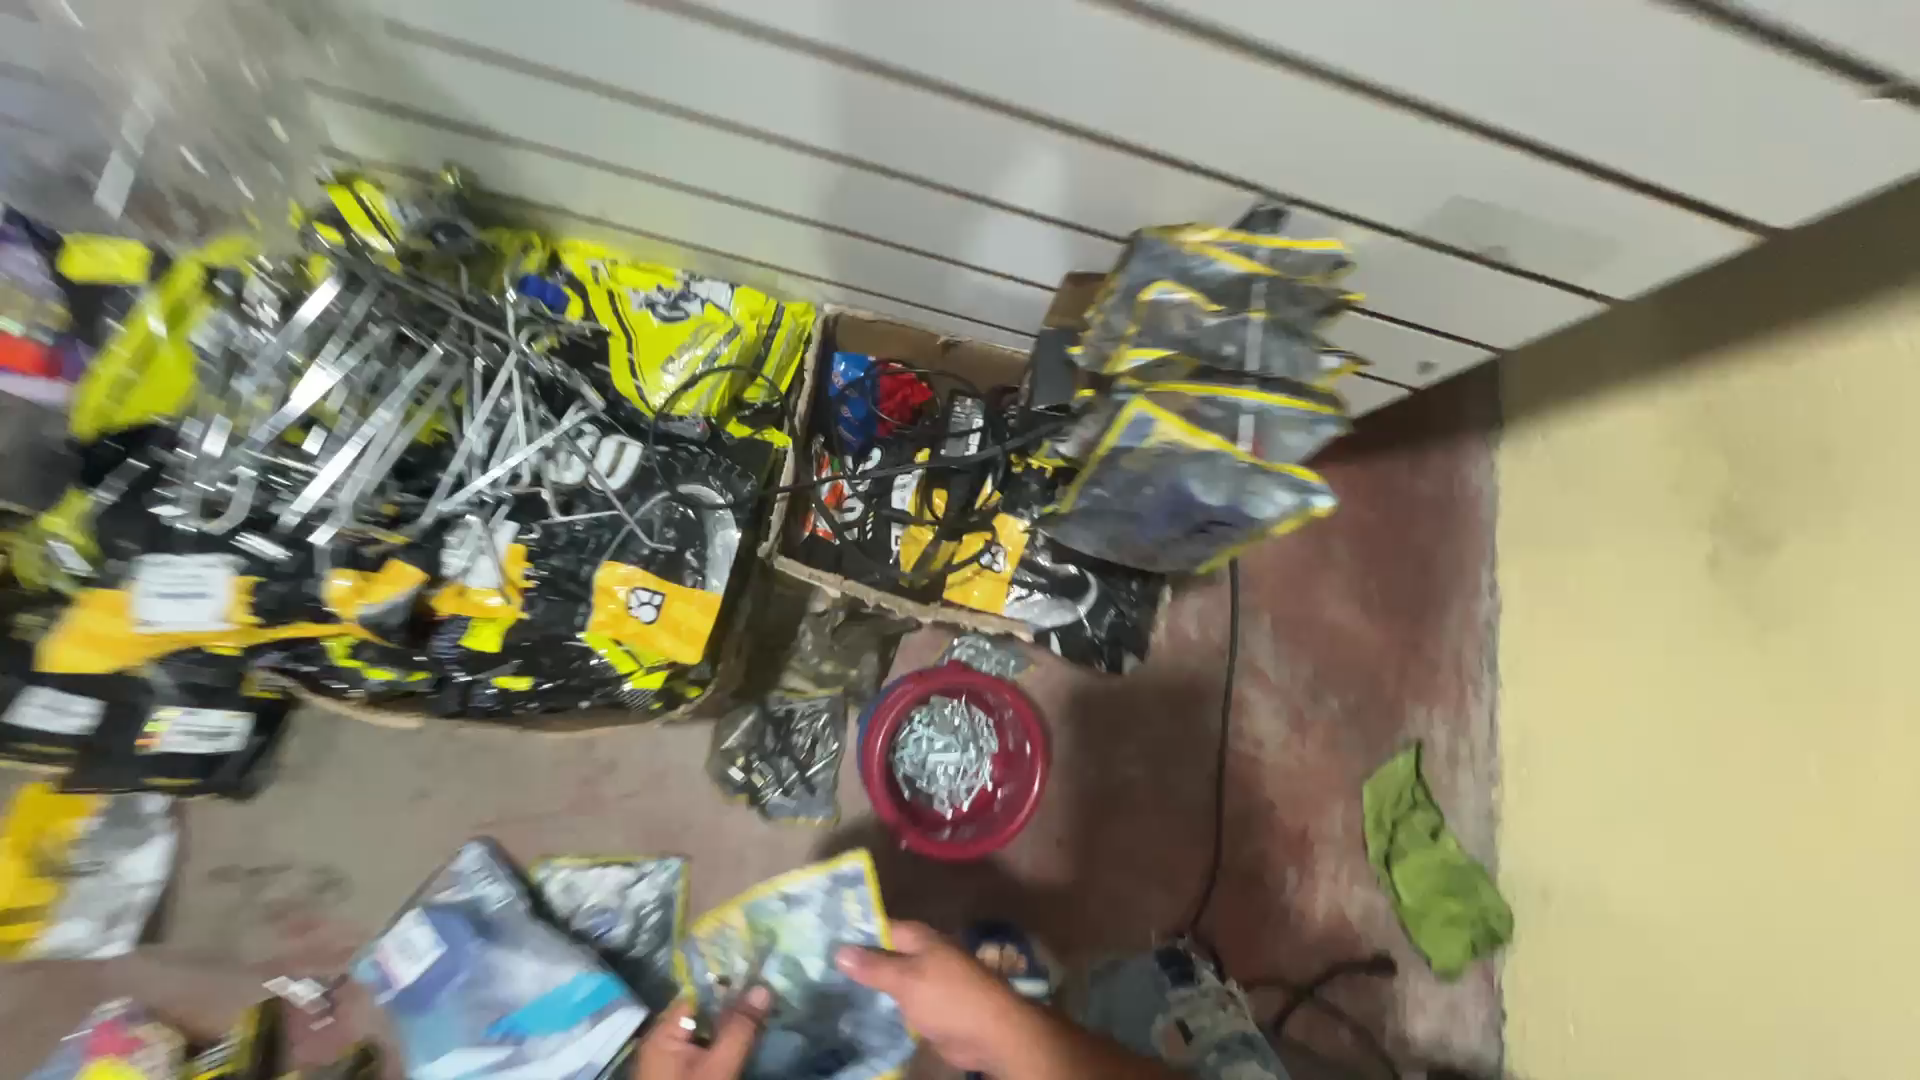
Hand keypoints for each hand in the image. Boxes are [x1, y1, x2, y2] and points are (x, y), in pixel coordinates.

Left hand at [633, 986, 770, 1079]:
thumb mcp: (718, 1070)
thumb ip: (739, 1028)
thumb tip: (763, 987)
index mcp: (663, 1034)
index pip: (700, 994)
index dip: (730, 984)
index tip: (762, 976)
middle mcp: (664, 1043)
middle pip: (704, 1013)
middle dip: (736, 1007)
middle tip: (771, 995)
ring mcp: (672, 1064)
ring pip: (708, 1034)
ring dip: (734, 1027)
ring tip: (766, 1013)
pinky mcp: (683, 1078)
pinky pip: (706, 1052)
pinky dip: (726, 1046)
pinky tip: (750, 1041)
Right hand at [834, 921, 1037, 1072]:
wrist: (989, 1031)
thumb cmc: (948, 995)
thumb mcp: (907, 978)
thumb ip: (874, 965)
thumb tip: (839, 949)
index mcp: (916, 937)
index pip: (877, 926)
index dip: (852, 932)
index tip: (821, 939)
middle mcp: (919, 953)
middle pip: (880, 953)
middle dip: (854, 961)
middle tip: (815, 970)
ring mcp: (923, 981)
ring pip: (887, 980)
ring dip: (865, 987)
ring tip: (826, 992)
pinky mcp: (925, 1007)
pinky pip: (896, 1002)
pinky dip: (878, 1006)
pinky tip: (853, 1015)